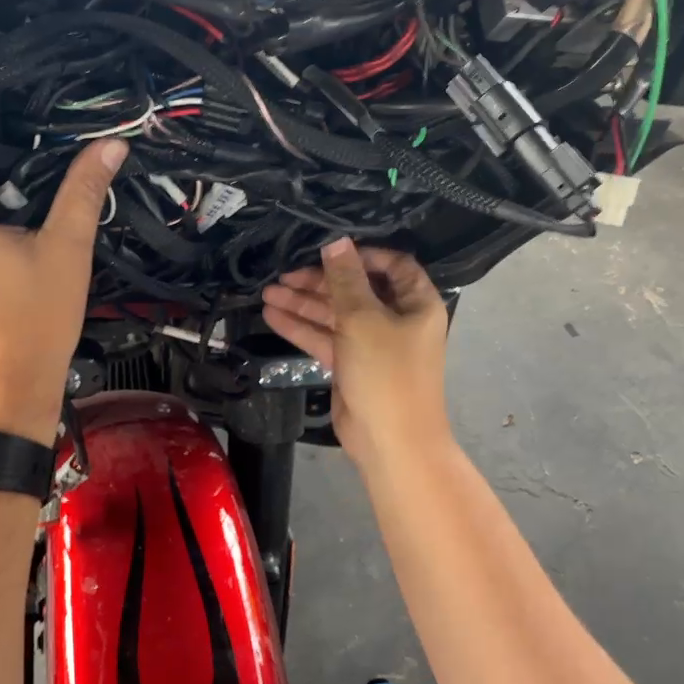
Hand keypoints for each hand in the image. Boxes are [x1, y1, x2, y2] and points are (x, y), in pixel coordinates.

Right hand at [261, 239, 453, 468]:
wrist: (391, 441)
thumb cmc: (386, 372)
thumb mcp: (363, 319)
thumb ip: (345, 279)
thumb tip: (336, 241)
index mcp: (416, 303)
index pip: (393, 265)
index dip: (361, 255)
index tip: (328, 250)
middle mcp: (397, 319)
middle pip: (356, 288)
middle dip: (320, 281)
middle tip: (284, 274)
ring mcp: (373, 343)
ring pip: (336, 314)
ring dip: (304, 303)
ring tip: (267, 292)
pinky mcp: (351, 365)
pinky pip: (326, 338)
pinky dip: (302, 327)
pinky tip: (272, 315)